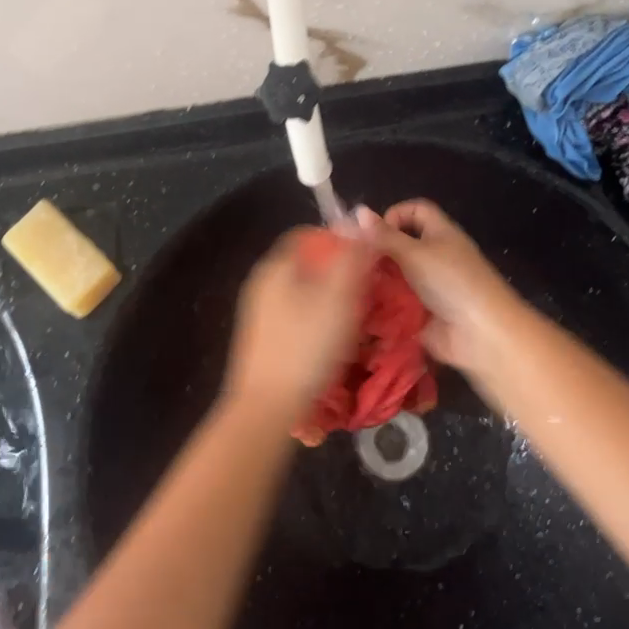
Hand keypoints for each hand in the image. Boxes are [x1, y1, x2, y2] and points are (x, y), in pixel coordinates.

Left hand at [226, 227, 372, 417]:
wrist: (267, 407)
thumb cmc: (306, 348)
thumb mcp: (338, 299)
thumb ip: (351, 258)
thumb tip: (360, 221)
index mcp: (276, 267)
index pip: (308, 235)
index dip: (339, 241)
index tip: (365, 260)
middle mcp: (263, 284)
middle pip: (307, 265)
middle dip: (339, 274)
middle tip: (367, 293)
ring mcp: (261, 313)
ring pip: (304, 293)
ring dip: (332, 301)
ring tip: (356, 319)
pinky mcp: (265, 339)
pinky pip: (298, 317)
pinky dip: (319, 322)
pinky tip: (334, 343)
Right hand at [356, 200, 530, 372]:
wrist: (479, 334)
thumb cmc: (451, 282)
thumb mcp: (415, 253)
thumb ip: (385, 236)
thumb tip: (358, 211)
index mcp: (441, 233)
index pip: (416, 210)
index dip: (395, 214)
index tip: (374, 233)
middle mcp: (436, 256)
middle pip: (402, 245)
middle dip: (378, 252)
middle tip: (353, 263)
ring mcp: (429, 286)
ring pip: (396, 275)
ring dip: (376, 280)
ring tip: (352, 286)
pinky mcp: (422, 313)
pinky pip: (397, 302)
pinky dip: (381, 304)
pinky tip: (361, 307)